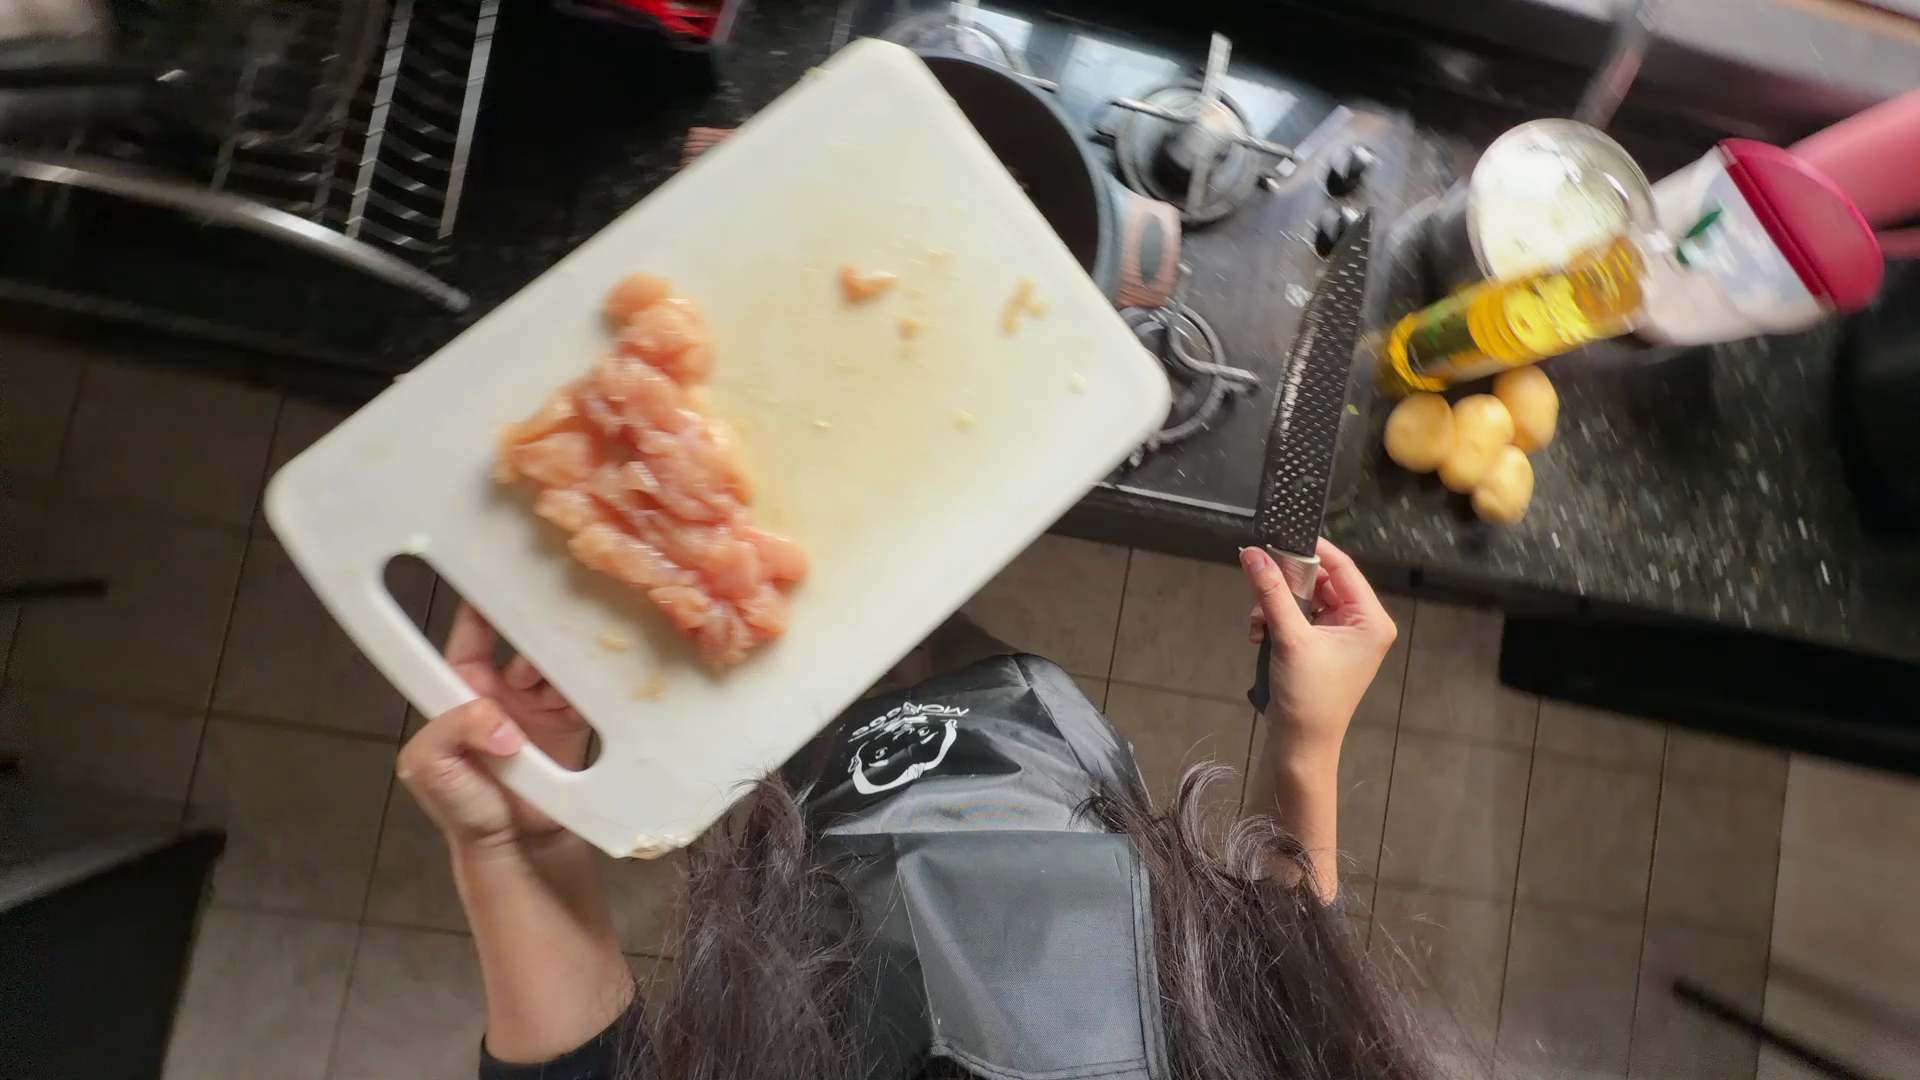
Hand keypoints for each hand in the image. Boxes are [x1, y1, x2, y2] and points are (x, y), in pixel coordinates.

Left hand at [396, 604, 591, 855]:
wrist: (523, 848)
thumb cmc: (467, 808)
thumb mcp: (428, 769)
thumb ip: (447, 733)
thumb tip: (497, 719)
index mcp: (465, 693)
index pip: (472, 639)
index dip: (482, 610)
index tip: (500, 578)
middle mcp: (505, 692)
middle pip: (526, 646)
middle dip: (540, 635)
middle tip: (557, 629)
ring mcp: (543, 705)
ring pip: (560, 664)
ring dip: (571, 659)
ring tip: (583, 656)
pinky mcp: (578, 720)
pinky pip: (589, 689)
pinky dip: (598, 681)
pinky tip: (606, 674)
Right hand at [1240, 538, 1396, 761]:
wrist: (1300, 743)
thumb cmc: (1308, 693)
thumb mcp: (1289, 638)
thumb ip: (1270, 592)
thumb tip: (1252, 553)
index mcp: (1370, 619)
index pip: (1342, 567)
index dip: (1311, 549)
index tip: (1278, 536)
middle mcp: (1360, 623)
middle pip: (1318, 581)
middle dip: (1284, 585)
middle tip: (1258, 586)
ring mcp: (1339, 635)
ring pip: (1302, 599)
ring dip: (1274, 605)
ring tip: (1257, 623)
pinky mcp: (1319, 646)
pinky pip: (1295, 617)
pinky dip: (1274, 620)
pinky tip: (1258, 634)